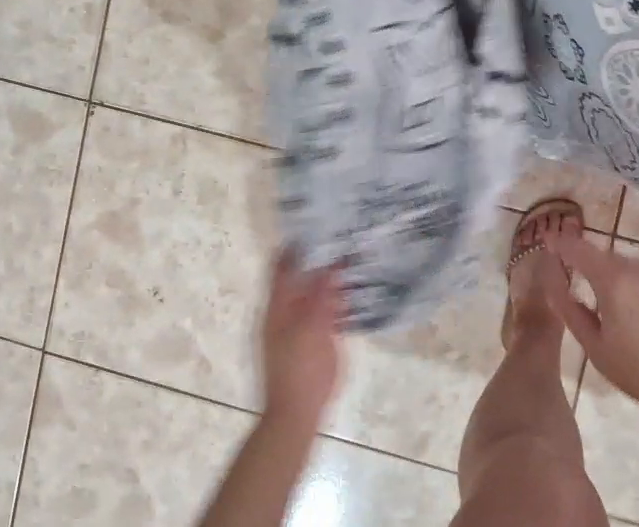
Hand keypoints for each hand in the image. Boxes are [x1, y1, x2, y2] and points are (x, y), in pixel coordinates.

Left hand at [257, 250, 343, 431]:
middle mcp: (287, 310)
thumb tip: (333, 262)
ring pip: (316, 292)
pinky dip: (341, 298)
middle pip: (301, 276)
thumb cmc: (299, 370)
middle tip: (346, 236)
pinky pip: (328, 310)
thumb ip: (322, 295)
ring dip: (333, 277)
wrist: (297, 415)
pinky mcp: (317, 339)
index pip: (283, 265)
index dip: (297, 245)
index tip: (319, 223)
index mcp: (277, 306)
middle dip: (321, 258)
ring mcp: (301, 325)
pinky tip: (361, 290)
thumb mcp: (311, 329)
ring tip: (358, 256)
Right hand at [544, 232, 638, 418]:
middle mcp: (637, 269)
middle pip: (603, 255)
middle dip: (585, 261)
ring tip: (604, 301)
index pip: (579, 249)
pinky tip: (632, 310)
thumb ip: (570, 310)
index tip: (546, 241)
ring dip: (609, 274)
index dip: (560, 243)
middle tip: (573, 276)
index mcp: (613, 282)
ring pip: (625, 265)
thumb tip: (553, 284)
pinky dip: (630, 283)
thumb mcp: (595, 347)